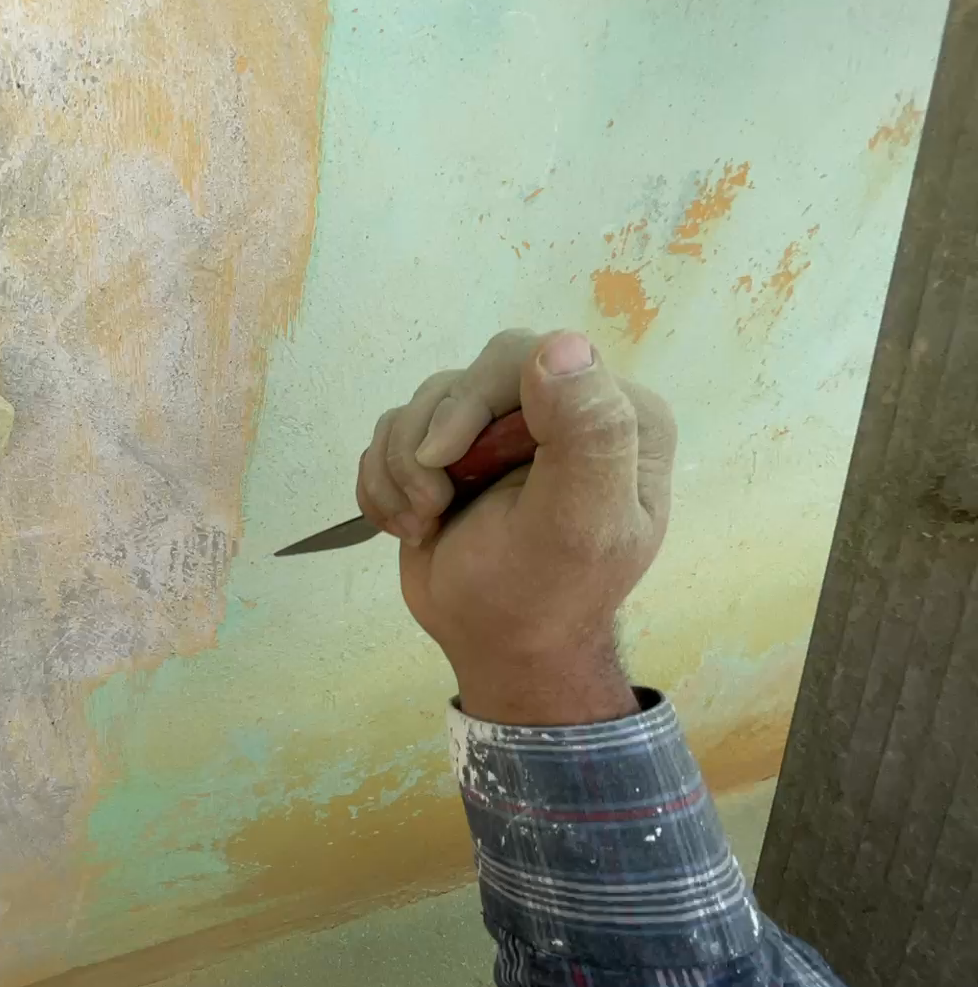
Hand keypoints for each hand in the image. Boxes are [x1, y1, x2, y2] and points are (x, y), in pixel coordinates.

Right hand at [355, 330, 675, 725]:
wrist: (492, 642)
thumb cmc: (542, 592)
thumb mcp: (575, 522)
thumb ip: (585, 434)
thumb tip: (561, 344)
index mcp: (606, 416)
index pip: (517, 359)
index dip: (466, 403)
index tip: (443, 463)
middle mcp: (546, 413)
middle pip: (452, 383)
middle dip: (421, 450)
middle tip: (429, 506)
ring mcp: (487, 436)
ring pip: (409, 413)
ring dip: (397, 475)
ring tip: (420, 524)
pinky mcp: (438, 458)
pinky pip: (383, 441)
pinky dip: (379, 485)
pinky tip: (405, 525)